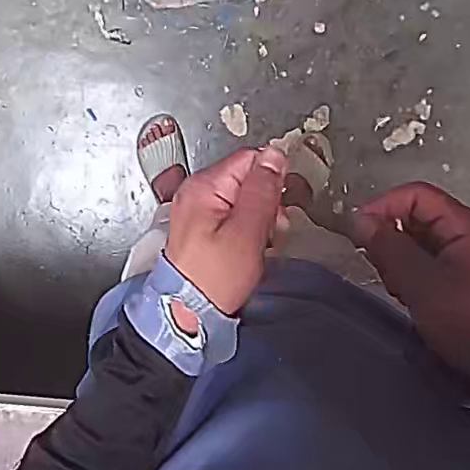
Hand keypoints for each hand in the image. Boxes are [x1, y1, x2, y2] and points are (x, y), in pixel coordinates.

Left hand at [165, 146, 289, 315]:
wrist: (189, 314)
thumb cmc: (214, 279)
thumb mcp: (247, 232)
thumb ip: (262, 190)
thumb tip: (274, 156)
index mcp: (205, 186)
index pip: (250, 159)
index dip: (273, 180)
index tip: (281, 205)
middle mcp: (196, 192)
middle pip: (247, 179)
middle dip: (267, 203)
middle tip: (270, 231)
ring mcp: (196, 210)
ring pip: (242, 200)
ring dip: (259, 219)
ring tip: (258, 245)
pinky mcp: (200, 229)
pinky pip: (232, 217)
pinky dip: (246, 231)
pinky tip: (248, 250)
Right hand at [348, 182, 469, 382]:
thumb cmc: (462, 316)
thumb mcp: (420, 279)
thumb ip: (388, 246)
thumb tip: (359, 220)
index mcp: (464, 226)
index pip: (416, 195)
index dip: (383, 206)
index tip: (358, 228)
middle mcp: (462, 233)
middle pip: (412, 215)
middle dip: (387, 235)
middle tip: (376, 260)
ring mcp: (456, 254)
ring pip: (410, 238)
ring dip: (393, 256)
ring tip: (395, 282)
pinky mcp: (448, 273)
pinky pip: (415, 258)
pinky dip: (401, 270)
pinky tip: (402, 290)